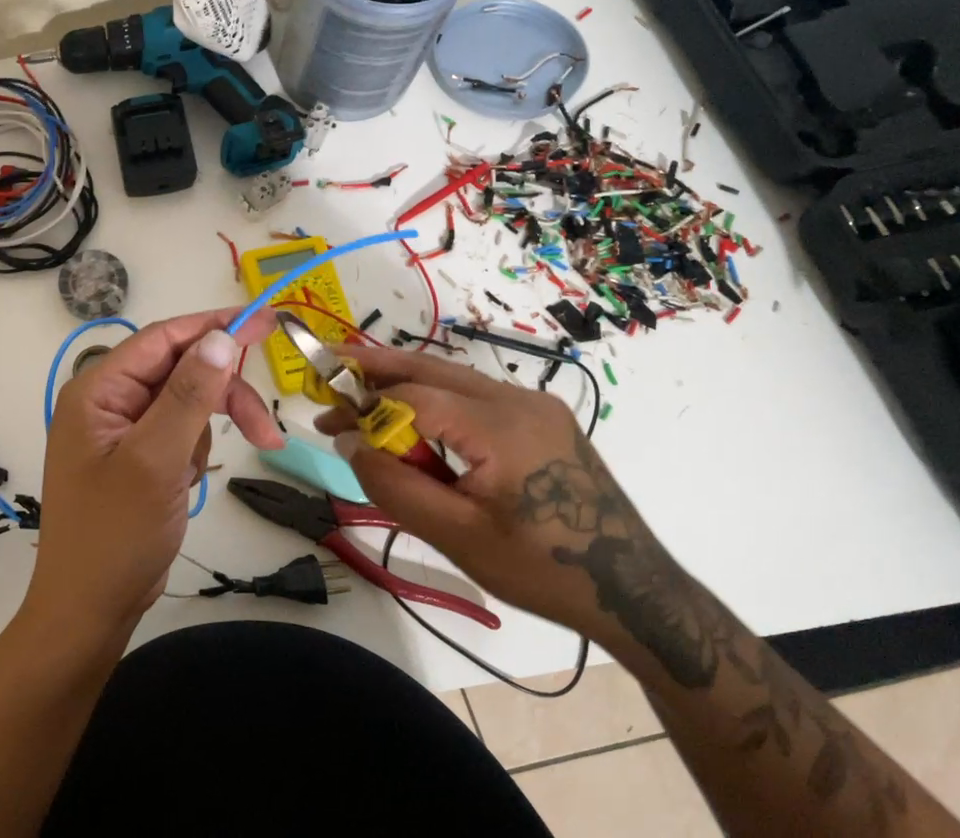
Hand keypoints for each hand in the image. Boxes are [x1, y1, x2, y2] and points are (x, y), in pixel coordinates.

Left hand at [27, 309, 283, 636]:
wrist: (90, 607)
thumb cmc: (114, 534)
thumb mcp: (155, 461)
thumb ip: (188, 396)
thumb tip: (220, 337)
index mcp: (97, 391)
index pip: (161, 339)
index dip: (213, 327)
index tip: (267, 322)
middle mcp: (106, 402)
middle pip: (179, 372)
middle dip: (222, 396)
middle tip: (267, 431)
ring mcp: (122, 432)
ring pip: (186, 404)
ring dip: (207, 432)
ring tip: (192, 477)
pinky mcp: (138, 458)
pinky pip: (180, 435)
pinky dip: (194, 454)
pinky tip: (183, 486)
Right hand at [316, 346, 667, 637]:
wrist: (633, 590)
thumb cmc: (542, 570)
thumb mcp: (457, 536)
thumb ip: (395, 485)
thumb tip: (350, 442)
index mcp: (501, 428)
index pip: (412, 396)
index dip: (363, 406)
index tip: (325, 423)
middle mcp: (519, 401)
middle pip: (431, 369)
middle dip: (374, 369)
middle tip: (326, 369)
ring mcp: (536, 408)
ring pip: (453, 380)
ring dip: (402, 386)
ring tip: (358, 400)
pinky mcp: (542, 422)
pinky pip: (474, 399)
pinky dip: (433, 403)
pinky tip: (412, 426)